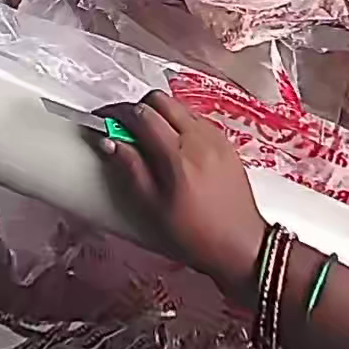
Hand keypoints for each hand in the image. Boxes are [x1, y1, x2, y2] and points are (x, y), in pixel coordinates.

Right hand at [94, 90, 265, 295]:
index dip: (117, 112)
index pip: (141, 114)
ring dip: (158, 113)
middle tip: (126, 126)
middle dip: (137, 107)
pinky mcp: (226, 142)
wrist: (244, 248)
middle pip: (159, 99)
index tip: (104, 120)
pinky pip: (194, 117)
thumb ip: (130, 168)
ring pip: (177, 105)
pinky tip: (173, 144)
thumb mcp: (153, 206)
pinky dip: (177, 121)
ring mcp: (215, 137)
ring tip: (149, 136)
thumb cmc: (194, 233)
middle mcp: (198, 138)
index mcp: (177, 155)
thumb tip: (108, 140)